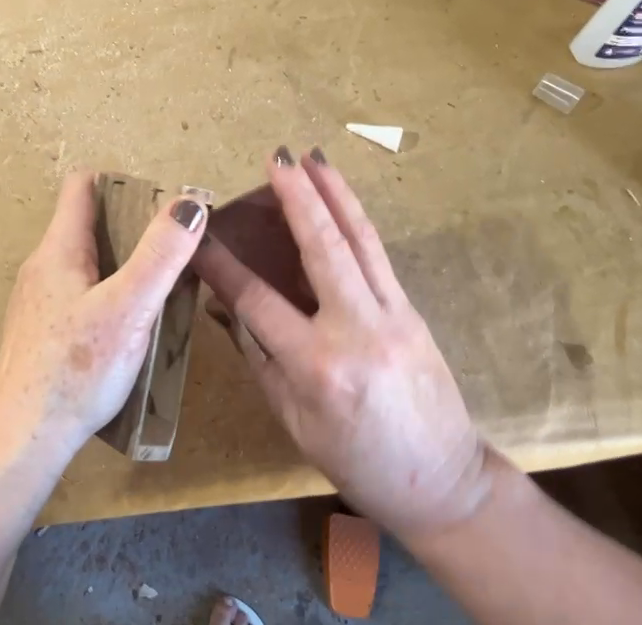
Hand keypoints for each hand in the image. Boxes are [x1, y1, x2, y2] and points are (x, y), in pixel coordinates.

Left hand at [0, 172, 207, 462]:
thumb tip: (189, 203)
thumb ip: (160, 255)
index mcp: (58, 249)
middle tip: (173, 247)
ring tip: (159, 286)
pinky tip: (129, 326)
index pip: (81, 187)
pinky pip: (78, 295)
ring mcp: (37, 302)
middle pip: (86, 225)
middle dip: (129, 226)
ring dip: (120, 264)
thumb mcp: (129, 307)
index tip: (160, 199)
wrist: (24, 438)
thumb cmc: (76, 368)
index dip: (119, 182)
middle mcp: (42, 267)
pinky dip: (107, 295)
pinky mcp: (40, 334)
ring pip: (84, 264)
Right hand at [193, 147, 491, 537]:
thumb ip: (261, 357)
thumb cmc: (357, 463)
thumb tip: (227, 306)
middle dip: (297, 198)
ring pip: (360, 240)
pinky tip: (341, 197)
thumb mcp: (294, 420)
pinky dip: (357, 219)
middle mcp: (357, 331)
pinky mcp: (413, 311)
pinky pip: (378, 255)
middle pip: (322, 248)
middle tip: (275, 158)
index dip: (222, 265)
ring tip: (313, 157)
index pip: (256, 301)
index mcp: (318, 368)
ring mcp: (393, 316)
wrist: (444, 484)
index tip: (197, 234)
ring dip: (334, 193)